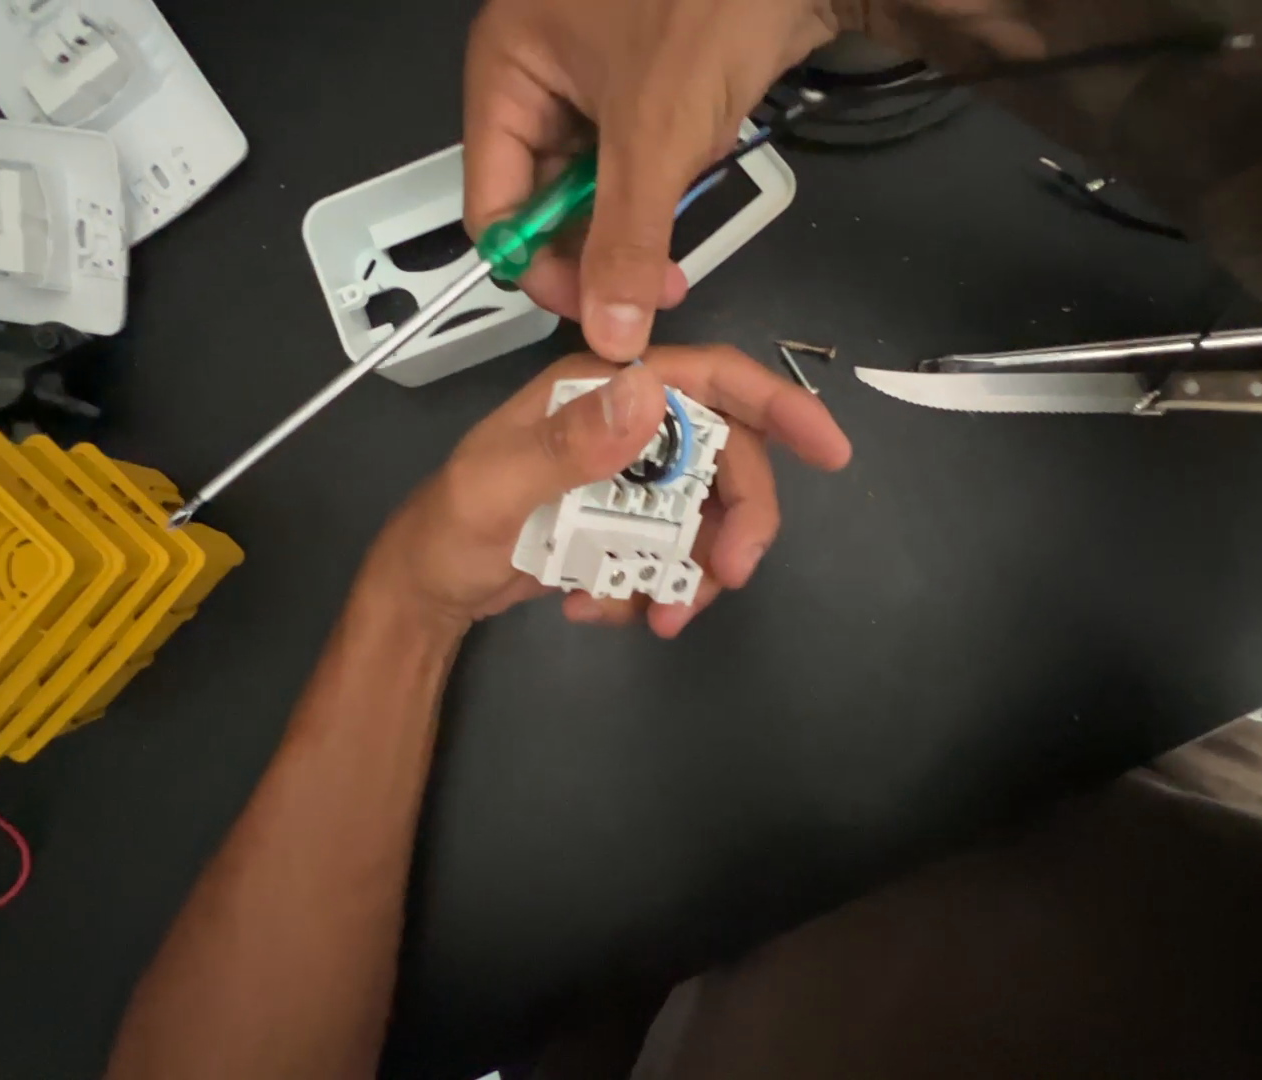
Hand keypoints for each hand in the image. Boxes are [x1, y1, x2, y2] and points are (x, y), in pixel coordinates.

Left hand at [362, 346, 852, 637]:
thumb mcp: (496, 487)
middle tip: (726, 580)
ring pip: (706, 518)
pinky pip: (673, 556)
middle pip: (725, 461)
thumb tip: (650, 393)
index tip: (831, 452)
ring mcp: (629, 481)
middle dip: (738, 523)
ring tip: (655, 618)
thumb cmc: (450, 528)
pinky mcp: (625, 527)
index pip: (707, 380)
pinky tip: (599, 609)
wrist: (430, 588)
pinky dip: (652, 591)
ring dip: (694, 573)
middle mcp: (627, 429)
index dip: (778, 406)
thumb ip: (568, 443)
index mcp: (601, 393)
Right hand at [463, 0, 840, 360]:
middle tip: (653, 292)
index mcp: (508, 70)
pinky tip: (692, 176)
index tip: (593, 309)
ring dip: (636, 227)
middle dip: (600, 254)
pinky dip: (661, 189)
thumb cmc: (709, 6)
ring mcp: (589, 85)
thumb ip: (626, 244)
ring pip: (592, 195)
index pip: (494, 207)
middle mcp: (537, 80)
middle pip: (543, 207)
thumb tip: (608, 336)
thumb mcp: (656, 136)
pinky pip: (631, 169)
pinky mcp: (637, 92)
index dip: (538, 269)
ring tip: (679, 240)